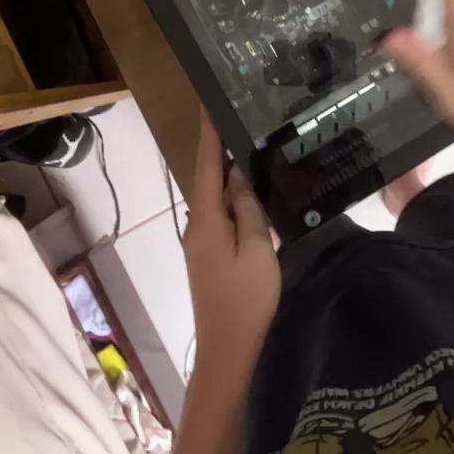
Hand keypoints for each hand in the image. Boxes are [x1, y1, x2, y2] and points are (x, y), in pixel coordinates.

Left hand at [183, 112, 280, 382]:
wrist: (229, 351)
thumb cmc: (246, 298)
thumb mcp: (256, 248)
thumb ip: (247, 208)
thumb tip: (237, 174)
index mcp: (206, 220)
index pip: (208, 165)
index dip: (209, 134)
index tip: (208, 103)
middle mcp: (197, 226)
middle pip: (208, 179)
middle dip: (219, 148)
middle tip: (238, 119)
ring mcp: (201, 243)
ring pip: (215, 198)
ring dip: (227, 173)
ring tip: (248, 147)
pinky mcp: (210, 256)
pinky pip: (220, 214)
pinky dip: (232, 197)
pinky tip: (249, 192)